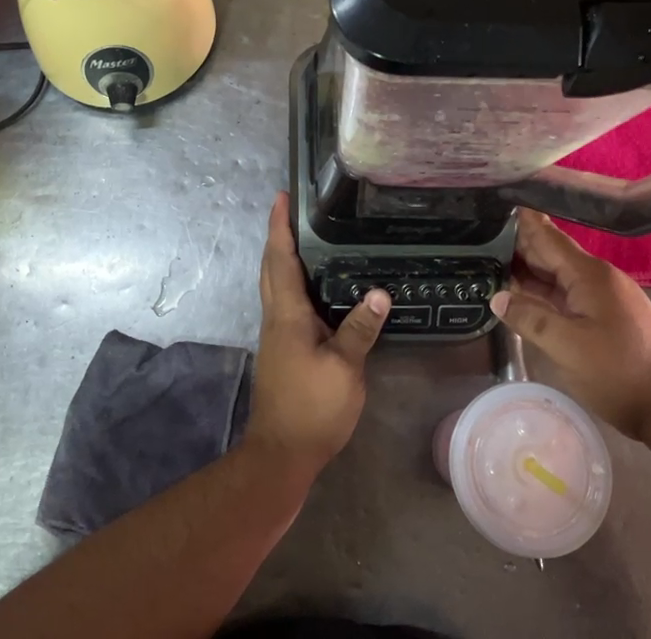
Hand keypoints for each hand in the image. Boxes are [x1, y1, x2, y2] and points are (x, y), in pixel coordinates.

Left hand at [244, 193, 391, 477]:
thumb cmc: (313, 407)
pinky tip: (315, 289)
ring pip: (275, 286)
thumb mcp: (345, 368)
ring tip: (305, 239)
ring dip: (283, 259)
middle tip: (292, 210)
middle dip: (277, 236)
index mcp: (287, 314)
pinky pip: (285, 304)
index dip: (279, 227)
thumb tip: (380, 293)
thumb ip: (360, 329)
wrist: (282, 452)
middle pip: (271, 268)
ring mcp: (276, 336)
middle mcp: (276, 318)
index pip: (281, 259)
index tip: (280, 197)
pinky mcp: (283, 351)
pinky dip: (293, 284)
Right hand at [489, 209, 650, 440]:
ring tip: (488, 261)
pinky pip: (568, 294)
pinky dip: (542, 291)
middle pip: (551, 254)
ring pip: (558, 276)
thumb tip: (497, 297)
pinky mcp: (608, 317)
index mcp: (589, 275)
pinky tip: (520, 295)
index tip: (491, 202)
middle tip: (477, 235)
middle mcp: (598, 278)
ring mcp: (605, 298)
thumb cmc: (619, 372)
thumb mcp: (567, 347)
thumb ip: (530, 318)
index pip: (546, 236)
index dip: (520, 220)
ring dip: (527, 271)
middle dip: (516, 245)